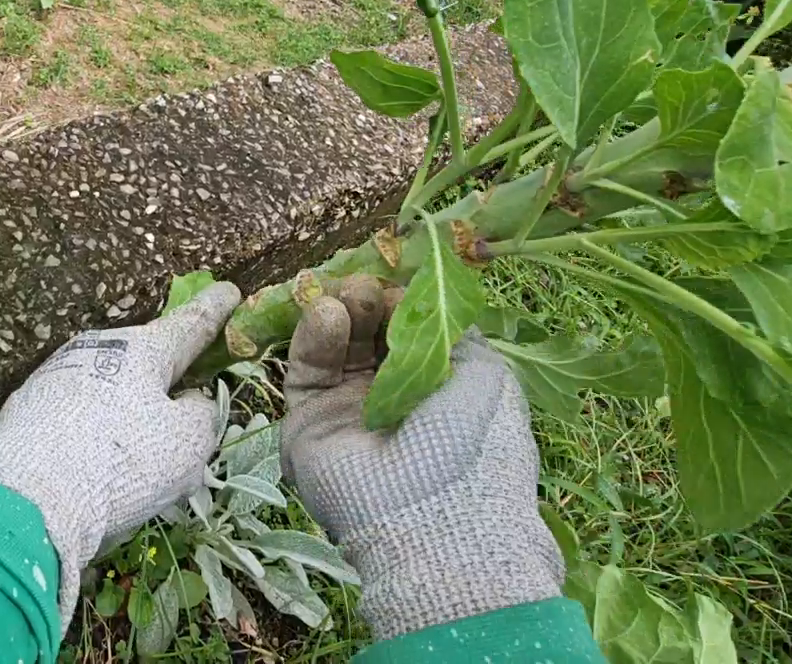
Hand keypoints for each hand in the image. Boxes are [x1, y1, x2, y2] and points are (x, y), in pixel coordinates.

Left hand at [0, 282, 241, 623]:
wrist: (29, 494)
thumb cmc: (121, 462)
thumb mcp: (187, 445)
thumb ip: (200, 415)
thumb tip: (188, 400)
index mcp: (142, 350)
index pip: (189, 325)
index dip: (214, 311)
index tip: (229, 290)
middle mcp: (97, 347)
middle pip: (143, 360)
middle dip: (162, 377)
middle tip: (179, 403)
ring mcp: (57, 371)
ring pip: (107, 387)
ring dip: (122, 409)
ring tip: (128, 458)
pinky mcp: (28, 402)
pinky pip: (73, 410)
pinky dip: (88, 428)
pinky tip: (88, 462)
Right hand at [281, 280, 563, 639]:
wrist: (429, 514)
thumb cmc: (471, 442)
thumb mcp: (485, 374)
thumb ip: (451, 329)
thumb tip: (420, 297)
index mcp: (434, 386)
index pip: (406, 329)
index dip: (398, 300)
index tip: (394, 276)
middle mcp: (388, 393)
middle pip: (367, 331)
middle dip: (367, 301)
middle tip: (365, 282)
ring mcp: (345, 404)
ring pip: (334, 343)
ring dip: (340, 311)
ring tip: (346, 294)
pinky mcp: (308, 414)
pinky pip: (305, 366)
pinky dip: (314, 335)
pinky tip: (326, 314)